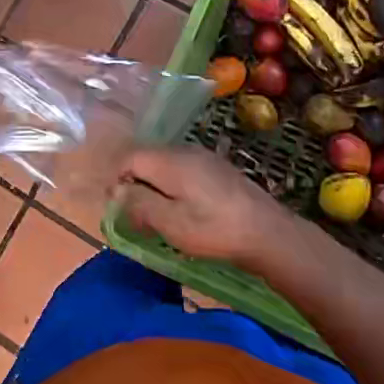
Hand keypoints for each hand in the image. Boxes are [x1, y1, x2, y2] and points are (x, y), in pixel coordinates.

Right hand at [116, 147, 308, 272]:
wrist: (267, 232)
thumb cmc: (214, 229)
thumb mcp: (169, 222)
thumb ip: (138, 203)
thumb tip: (115, 191)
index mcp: (169, 160)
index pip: (128, 158)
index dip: (118, 182)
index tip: (122, 212)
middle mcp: (185, 151)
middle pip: (147, 160)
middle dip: (136, 187)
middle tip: (140, 220)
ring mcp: (205, 158)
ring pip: (166, 168)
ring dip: (157, 191)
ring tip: (162, 221)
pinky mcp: (219, 171)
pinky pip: (185, 174)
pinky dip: (176, 191)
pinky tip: (187, 215)